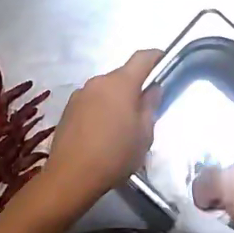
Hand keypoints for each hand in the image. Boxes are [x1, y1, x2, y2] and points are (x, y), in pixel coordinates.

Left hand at [40, 49, 161, 203]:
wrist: (71, 176)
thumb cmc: (115, 156)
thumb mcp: (144, 135)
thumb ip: (150, 107)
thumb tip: (152, 89)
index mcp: (120, 84)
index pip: (142, 58)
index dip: (156, 56)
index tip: (164, 61)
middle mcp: (98, 82)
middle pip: (122, 75)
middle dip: (135, 86)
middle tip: (145, 109)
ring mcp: (80, 94)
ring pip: (106, 89)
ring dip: (117, 99)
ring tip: (122, 125)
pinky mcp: (68, 109)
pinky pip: (92, 101)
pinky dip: (101, 109)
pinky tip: (103, 132)